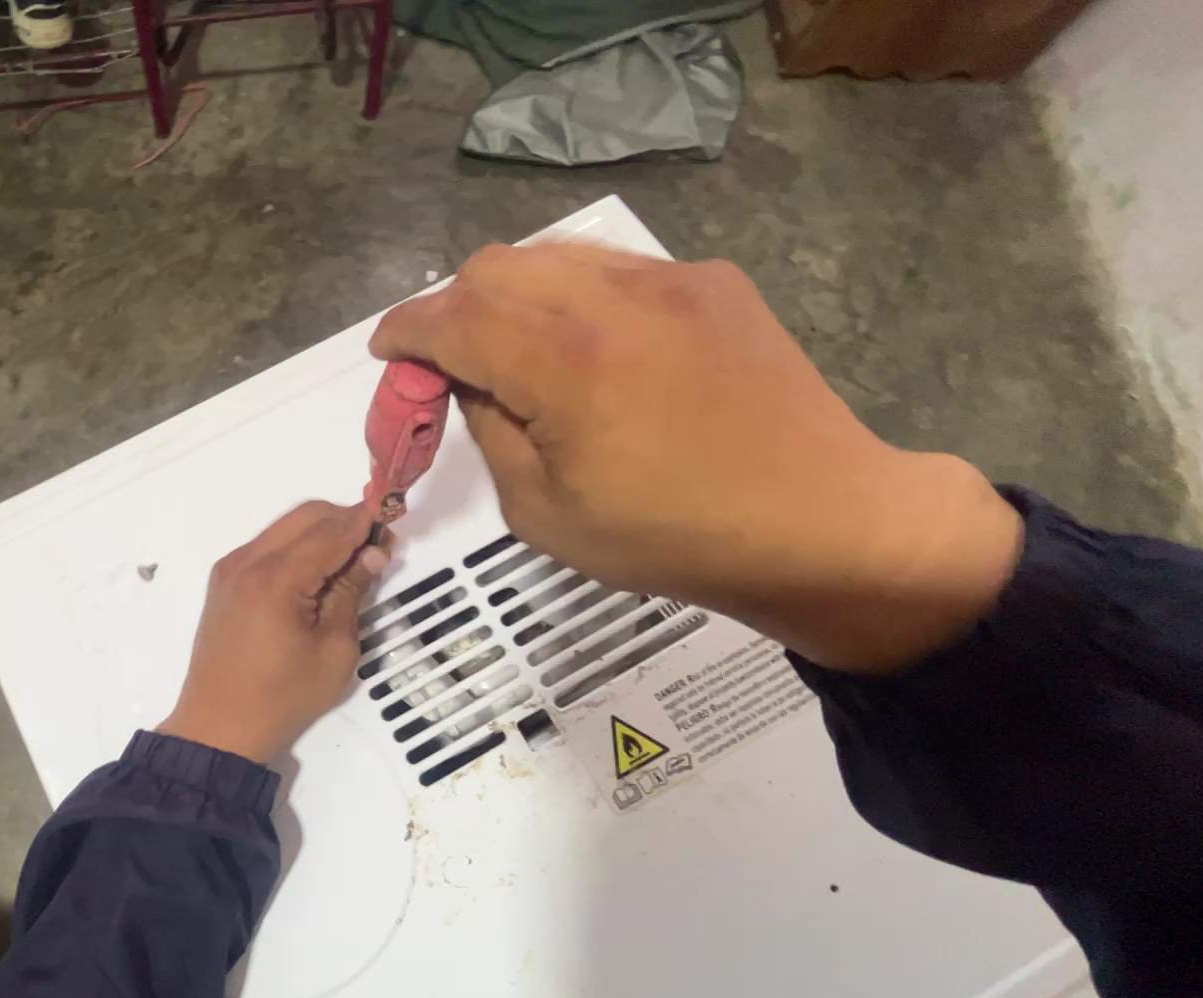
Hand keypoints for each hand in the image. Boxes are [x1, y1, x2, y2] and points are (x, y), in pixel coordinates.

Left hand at [159, 502, 390, 761]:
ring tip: (350, 564)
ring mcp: (230, 568)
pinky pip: (267, 545)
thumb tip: (373, 553)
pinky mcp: (224, 580)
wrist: (219, 726)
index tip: (392, 525)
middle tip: (375, 549)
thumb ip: (352, 592)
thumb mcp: (334, 650)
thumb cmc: (282, 697)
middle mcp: (246, 561)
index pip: (330, 531)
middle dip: (344, 521)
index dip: (365, 523)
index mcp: (275, 579)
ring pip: (285, 526)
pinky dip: (297, 546)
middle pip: (306, 515)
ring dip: (321, 532)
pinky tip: (318, 574)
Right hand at [369, 242, 1021, 672]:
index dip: (405, 330)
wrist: (816, 523)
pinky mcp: (709, 281)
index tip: (386, 351)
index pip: (454, 318)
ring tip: (510, 348)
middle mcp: (614, 298)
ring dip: (505, 294)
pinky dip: (566, 293)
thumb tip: (468, 380)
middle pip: (493, 267)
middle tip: (447, 363)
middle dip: (449, 309)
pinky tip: (582, 344)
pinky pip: (608, 267)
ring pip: (549, 254)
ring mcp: (669, 279)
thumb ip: (489, 428)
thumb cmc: (667, 537)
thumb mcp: (541, 511)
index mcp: (566, 364)